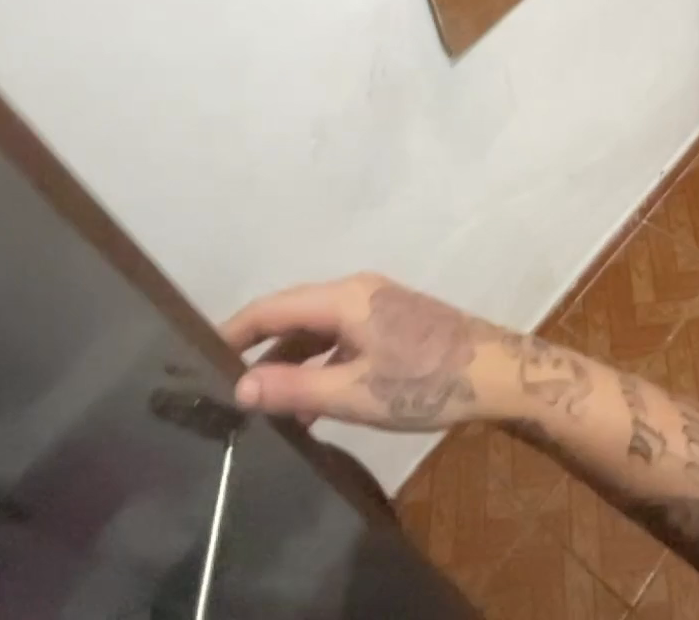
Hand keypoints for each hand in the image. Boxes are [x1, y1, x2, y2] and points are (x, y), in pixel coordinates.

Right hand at [219, 274, 511, 430]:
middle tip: (227, 387)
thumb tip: (239, 389)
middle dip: (260, 349)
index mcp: (343, 297)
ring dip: (293, 362)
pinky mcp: (394, 323)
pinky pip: (343, 338)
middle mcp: (357, 291)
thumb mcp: (355, 394)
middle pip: (293, 314)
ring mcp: (378, 305)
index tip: (199, 358)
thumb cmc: (426, 383)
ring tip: (266, 406)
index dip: (233, 332)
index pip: (271, 307)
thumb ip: (295, 389)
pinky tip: (313, 403)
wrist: (499, 374)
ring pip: (319, 329)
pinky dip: (322, 364)